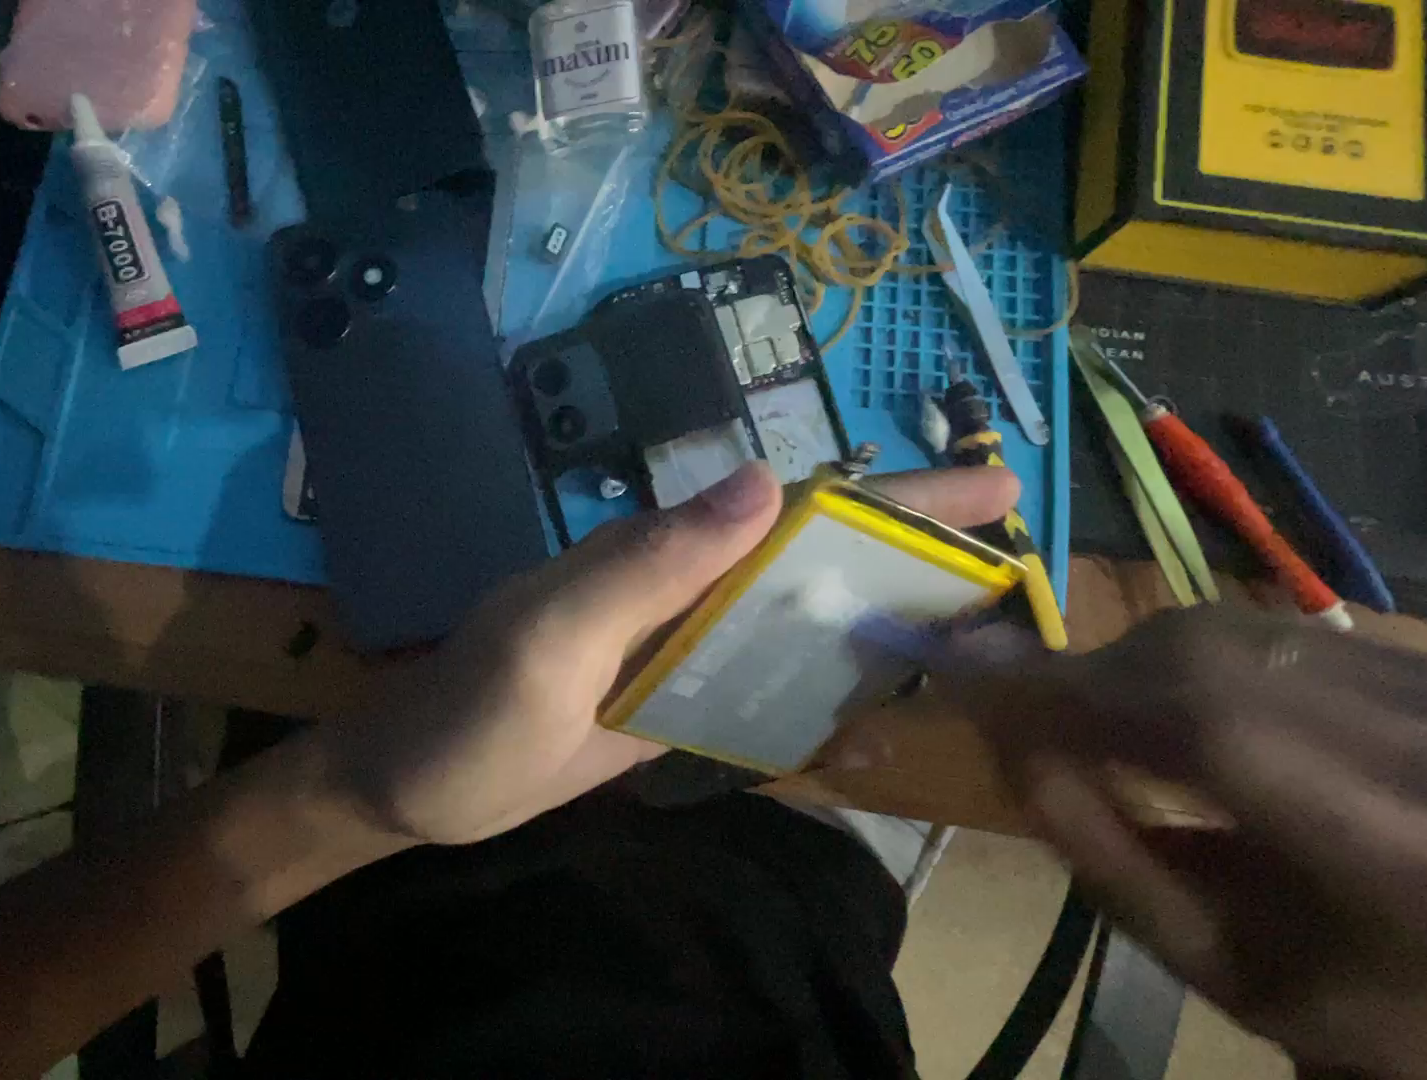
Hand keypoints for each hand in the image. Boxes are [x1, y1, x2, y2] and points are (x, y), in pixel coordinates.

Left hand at [320, 462, 1020, 846]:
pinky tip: (869, 686)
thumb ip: (645, 567)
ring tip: (966, 613)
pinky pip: (755, 672)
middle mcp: (673, 587)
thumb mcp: (551, 640)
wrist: (423, 787)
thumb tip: (761, 483)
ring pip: (786, 608)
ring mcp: (674, 644)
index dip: (879, 494)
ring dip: (870, 602)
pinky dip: (815, 670)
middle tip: (1003, 541)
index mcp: (653, 558)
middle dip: (899, 539)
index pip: (780, 508)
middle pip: (799, 551)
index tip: (980, 486)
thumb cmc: (473, 715)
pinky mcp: (668, 695)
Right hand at [947, 605, 1426, 1079]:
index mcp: (1414, 868)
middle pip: (1207, 660)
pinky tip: (1181, 707)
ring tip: (1110, 721)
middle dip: (1087, 675)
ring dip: (1127, 662)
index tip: (970, 673)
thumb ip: (1093, 845)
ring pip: (1224, 630)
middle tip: (1030, 709)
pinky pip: (1258, 629)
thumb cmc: (1354, 1003)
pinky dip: (1181, 656)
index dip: (1072, 692)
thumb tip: (997, 727)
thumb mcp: (1212, 960)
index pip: (1209, 732)